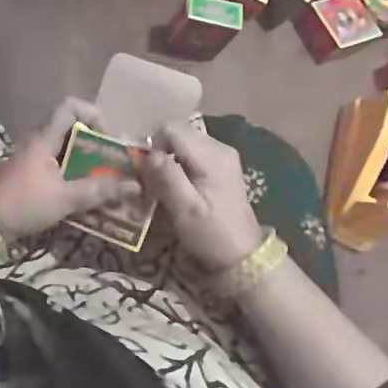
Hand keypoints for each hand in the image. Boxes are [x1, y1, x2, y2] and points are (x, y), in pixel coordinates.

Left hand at [0, 98, 141, 241]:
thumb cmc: (22, 204)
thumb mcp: (64, 199)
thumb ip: (99, 191)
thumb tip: (135, 185)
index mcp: (44, 138)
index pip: (69, 106)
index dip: (92, 113)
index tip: (108, 136)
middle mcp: (38, 143)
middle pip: (71, 130)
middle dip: (96, 144)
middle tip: (115, 163)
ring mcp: (32, 159)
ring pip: (66, 151)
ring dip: (87, 163)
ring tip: (107, 181)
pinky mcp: (30, 176)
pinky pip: (58, 167)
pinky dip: (74, 176)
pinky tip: (87, 195)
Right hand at [137, 122, 266, 273]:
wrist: (243, 258)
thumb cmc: (211, 235)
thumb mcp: (184, 209)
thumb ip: (165, 177)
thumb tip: (147, 154)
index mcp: (212, 155)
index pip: (170, 129)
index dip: (152, 146)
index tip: (145, 171)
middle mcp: (219, 148)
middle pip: (177, 133)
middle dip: (159, 152)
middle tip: (151, 181)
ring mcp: (222, 156)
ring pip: (182, 143)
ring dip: (167, 160)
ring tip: (163, 186)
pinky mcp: (221, 166)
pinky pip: (191, 154)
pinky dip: (178, 166)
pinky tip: (177, 188)